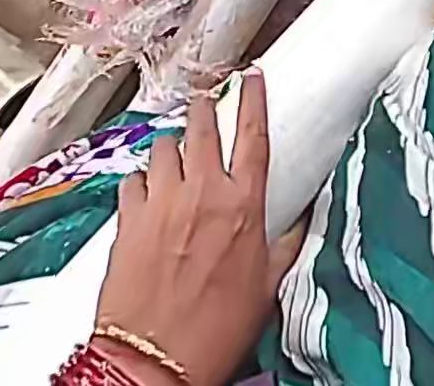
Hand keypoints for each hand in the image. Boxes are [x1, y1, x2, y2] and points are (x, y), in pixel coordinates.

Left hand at [95, 69, 298, 385]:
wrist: (151, 368)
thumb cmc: (216, 329)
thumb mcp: (267, 284)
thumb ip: (287, 242)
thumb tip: (305, 218)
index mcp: (243, 203)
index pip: (253, 133)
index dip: (254, 98)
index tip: (252, 76)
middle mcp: (203, 193)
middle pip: (204, 126)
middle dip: (205, 106)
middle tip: (206, 101)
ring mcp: (162, 204)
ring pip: (164, 146)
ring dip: (172, 144)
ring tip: (175, 152)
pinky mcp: (128, 223)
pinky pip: (133, 179)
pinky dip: (141, 178)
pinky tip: (146, 188)